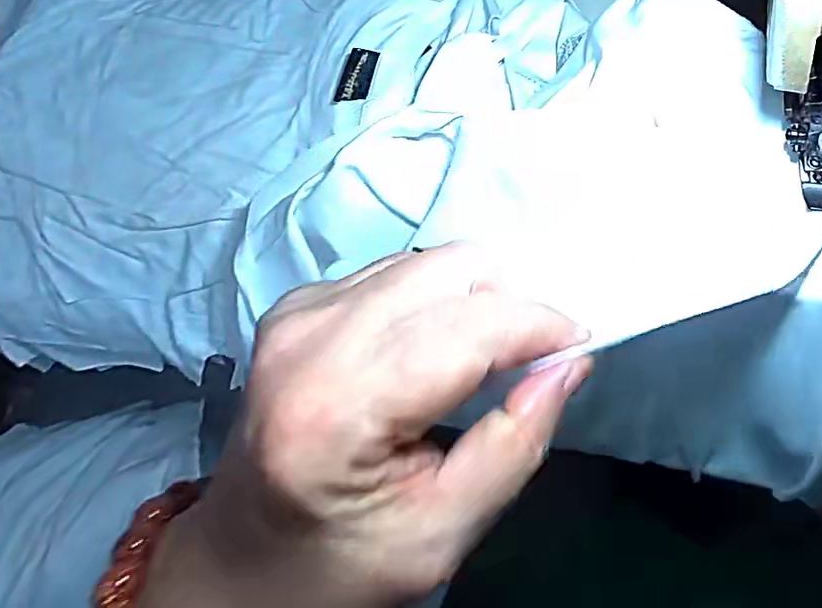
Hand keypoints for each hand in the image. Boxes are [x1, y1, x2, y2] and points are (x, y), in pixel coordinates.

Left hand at [144, 244, 592, 607]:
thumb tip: (570, 361)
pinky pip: (401, 268)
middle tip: (530, 353)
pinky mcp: (301, 298)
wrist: (242, 557)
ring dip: (474, 296)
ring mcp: (302, 309)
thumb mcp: (442, 534)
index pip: (467, 329)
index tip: (579, 340)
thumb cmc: (344, 560)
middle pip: (452, 271)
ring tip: (481, 351)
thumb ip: (516, 444)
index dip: (537, 325)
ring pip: (431, 261)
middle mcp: (313, 336)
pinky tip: (430, 342)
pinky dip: (437, 296)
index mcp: (339, 405)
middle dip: (509, 303)